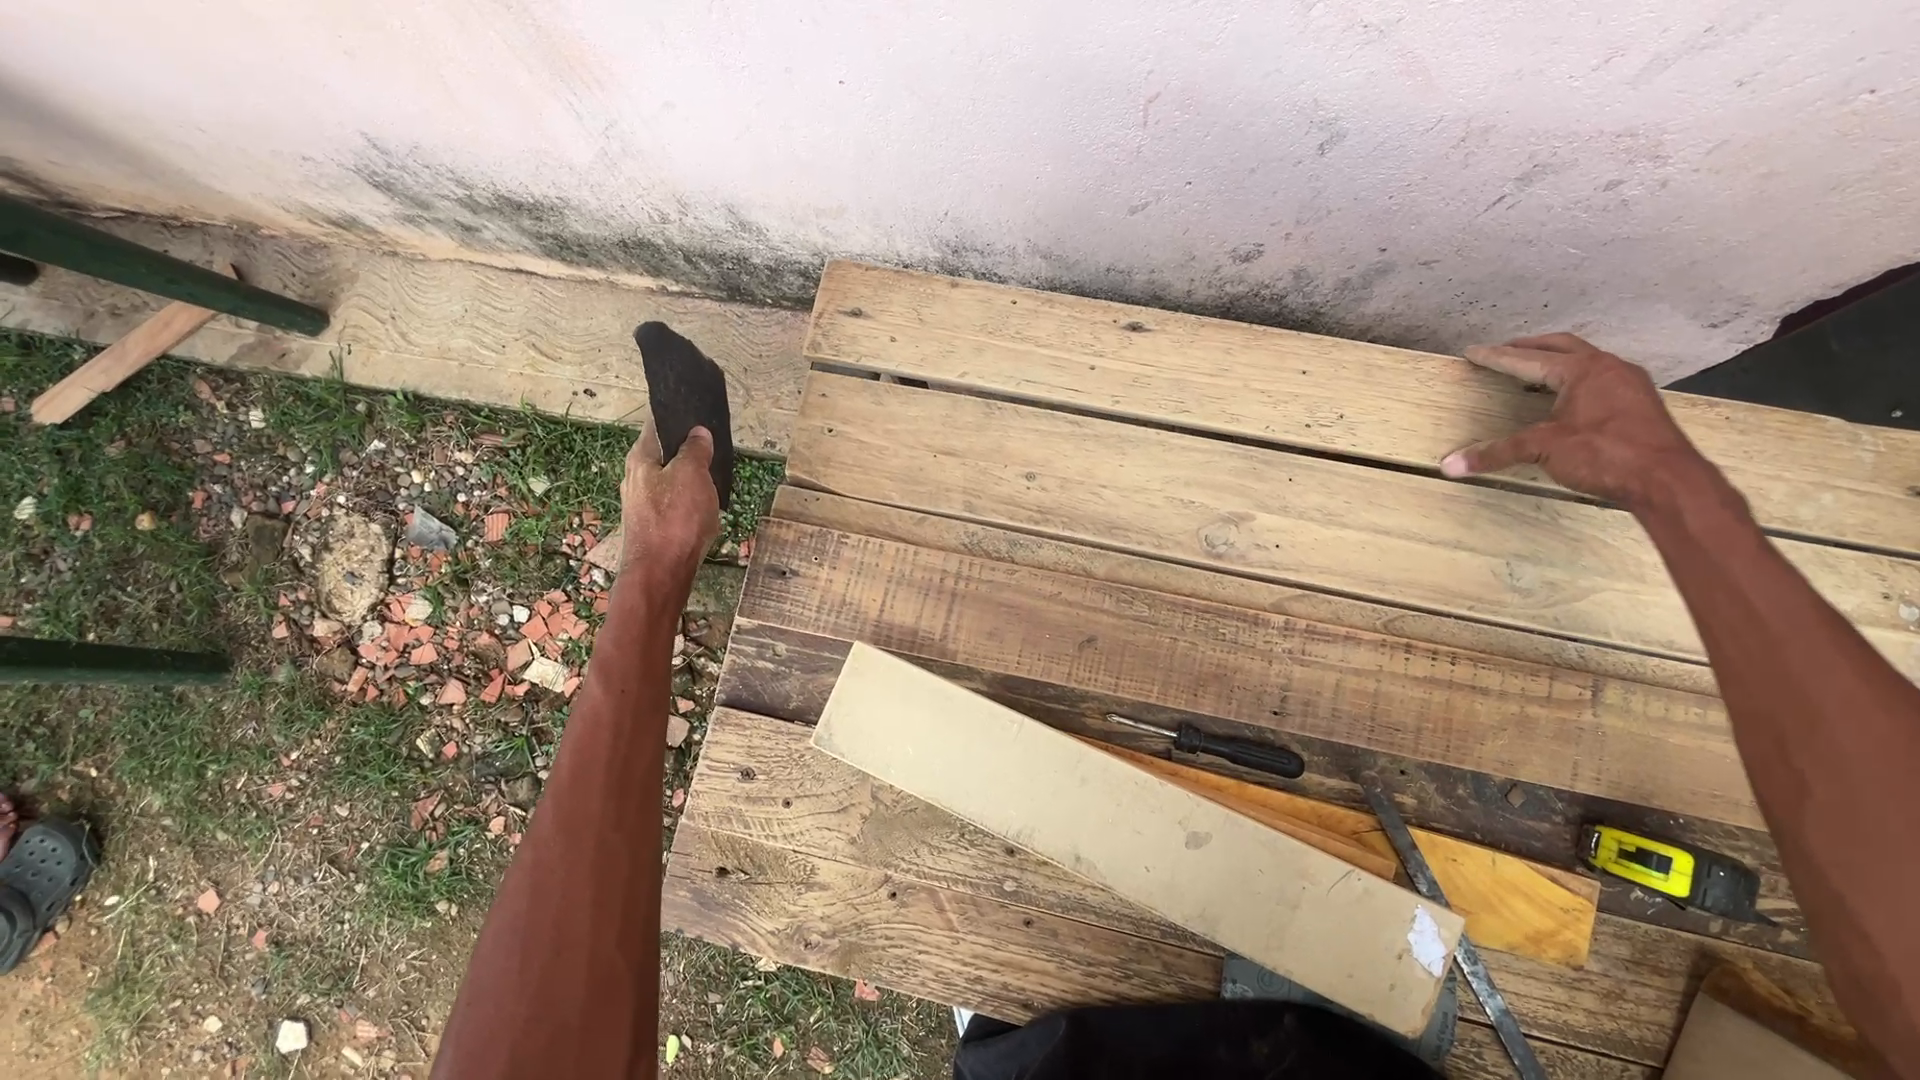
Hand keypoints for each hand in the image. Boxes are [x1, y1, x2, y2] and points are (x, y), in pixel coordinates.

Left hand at [618, 422, 720, 586]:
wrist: (662, 573)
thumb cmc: (676, 519)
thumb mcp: (692, 475)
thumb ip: (695, 451)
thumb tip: (698, 433)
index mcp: (640, 458)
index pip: (657, 424)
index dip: (677, 414)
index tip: (697, 407)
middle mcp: (636, 477)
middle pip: (664, 453)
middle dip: (687, 448)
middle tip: (715, 445)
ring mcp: (642, 503)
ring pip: (670, 479)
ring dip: (690, 477)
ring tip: (714, 476)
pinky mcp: (653, 525)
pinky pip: (674, 502)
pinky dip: (689, 500)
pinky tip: (704, 506)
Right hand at [1439, 333, 1712, 510]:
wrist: (1667, 479)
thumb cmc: (1606, 453)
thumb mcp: (1544, 449)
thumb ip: (1497, 452)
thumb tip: (1449, 465)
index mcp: (1584, 370)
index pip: (1528, 360)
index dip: (1497, 357)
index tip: (1472, 353)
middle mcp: (1609, 368)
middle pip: (1561, 347)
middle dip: (1529, 348)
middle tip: (1502, 351)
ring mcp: (1629, 384)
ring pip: (1584, 360)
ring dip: (1555, 360)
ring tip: (1532, 369)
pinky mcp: (1638, 403)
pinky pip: (1599, 377)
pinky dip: (1574, 377)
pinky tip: (1566, 394)